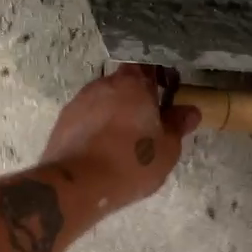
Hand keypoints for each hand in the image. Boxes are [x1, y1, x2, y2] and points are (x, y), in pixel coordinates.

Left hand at [42, 66, 200, 204]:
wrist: (76, 185)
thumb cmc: (130, 163)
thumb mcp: (167, 149)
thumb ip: (177, 125)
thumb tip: (189, 110)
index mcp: (131, 83)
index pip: (148, 66)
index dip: (158, 78)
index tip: (165, 97)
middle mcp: (102, 84)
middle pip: (123, 85)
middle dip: (135, 100)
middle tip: (147, 126)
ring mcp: (78, 101)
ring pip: (103, 101)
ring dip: (114, 115)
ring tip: (123, 142)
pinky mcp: (62, 121)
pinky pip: (86, 118)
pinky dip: (96, 128)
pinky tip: (102, 150)